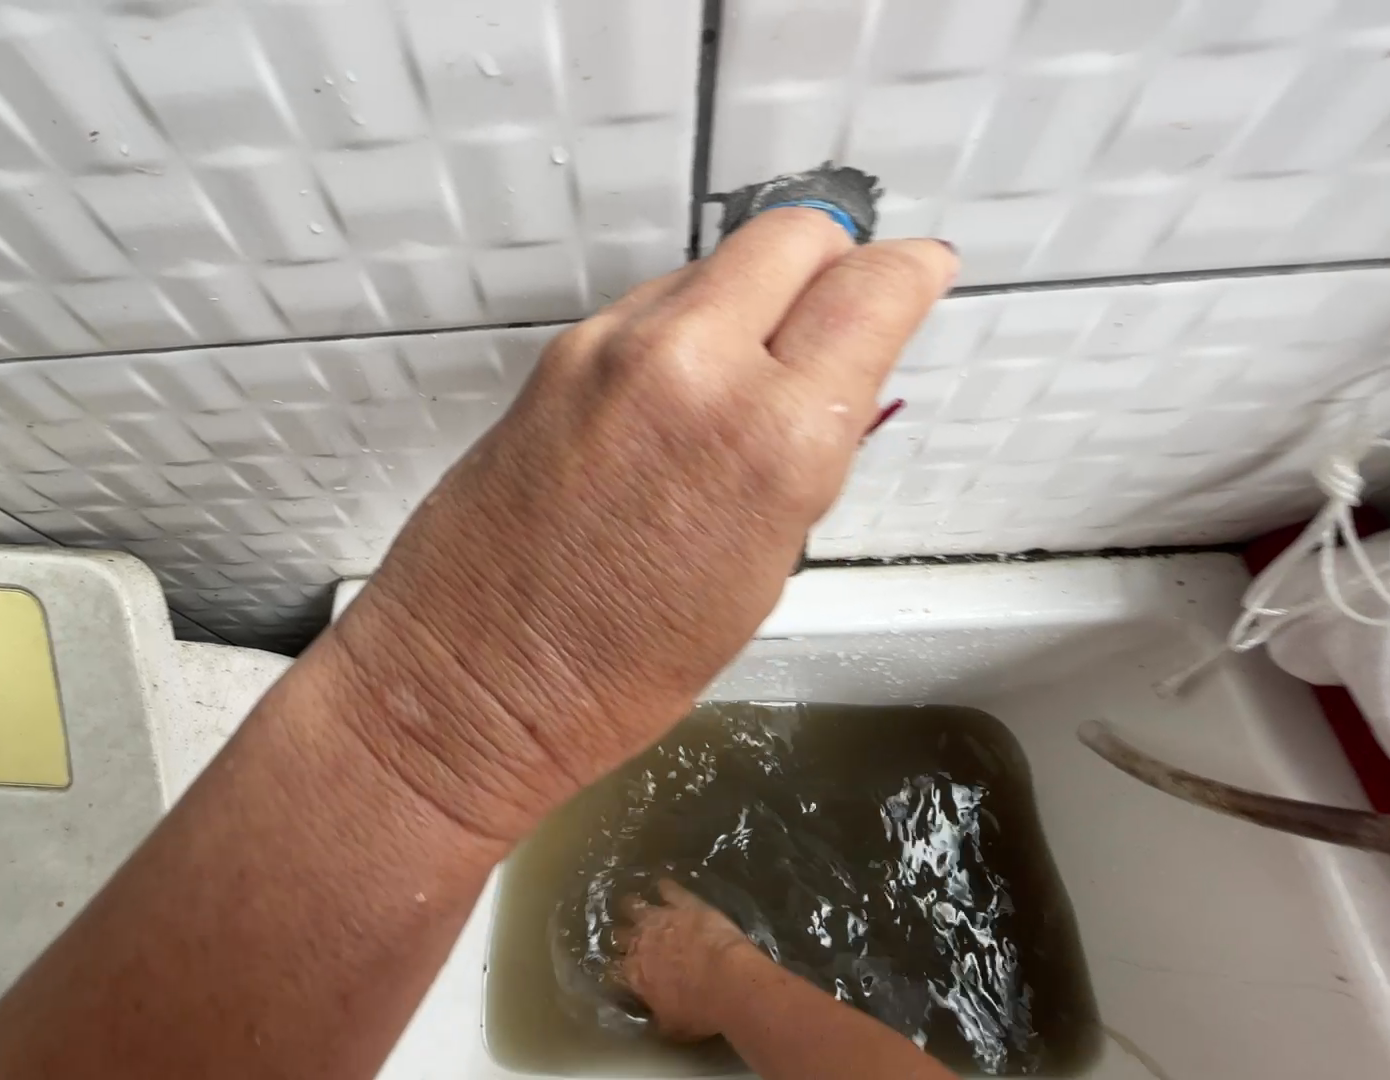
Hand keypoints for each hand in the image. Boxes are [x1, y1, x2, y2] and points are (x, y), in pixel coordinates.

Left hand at [326, 211, 956, 840]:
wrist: (471, 679)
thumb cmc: (625, 671)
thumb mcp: (760, 569)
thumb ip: (801, 453)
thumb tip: (827, 388)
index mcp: (772, 438)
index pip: (872, 291)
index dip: (908, 277)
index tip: (918, 278)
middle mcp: (692, 364)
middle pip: (790, 237)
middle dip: (830, 264)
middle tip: (832, 319)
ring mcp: (608, 349)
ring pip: (713, 268)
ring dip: (748, 301)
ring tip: (740, 381)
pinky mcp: (553, 358)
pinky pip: (647, 310)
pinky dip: (681, 330)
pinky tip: (669, 399)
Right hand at [611, 879, 756, 1041]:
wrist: (726, 980)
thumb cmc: (700, 1010)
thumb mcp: (672, 1026)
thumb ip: (657, 1014)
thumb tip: (653, 1014)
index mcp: (634, 974)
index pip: (614, 969)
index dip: (618, 969)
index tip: (623, 970)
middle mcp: (640, 942)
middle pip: (620, 935)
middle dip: (622, 936)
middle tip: (629, 937)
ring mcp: (660, 918)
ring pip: (635, 906)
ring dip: (633, 907)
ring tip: (634, 905)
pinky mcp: (682, 903)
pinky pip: (668, 889)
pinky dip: (665, 887)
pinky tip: (664, 885)